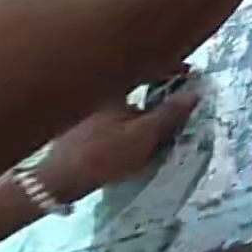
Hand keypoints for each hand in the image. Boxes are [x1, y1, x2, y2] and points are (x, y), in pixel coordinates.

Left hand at [34, 85, 200, 203]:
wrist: (58, 183)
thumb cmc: (104, 154)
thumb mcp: (145, 135)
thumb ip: (170, 113)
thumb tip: (194, 93)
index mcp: (111, 91)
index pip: (145, 70)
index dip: (170, 69)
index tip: (188, 73)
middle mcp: (96, 95)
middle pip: (133, 85)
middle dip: (156, 89)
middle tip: (176, 97)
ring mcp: (85, 112)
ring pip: (122, 102)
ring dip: (142, 106)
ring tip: (159, 122)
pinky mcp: (77, 129)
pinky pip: (111, 115)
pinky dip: (127, 118)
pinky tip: (133, 134)